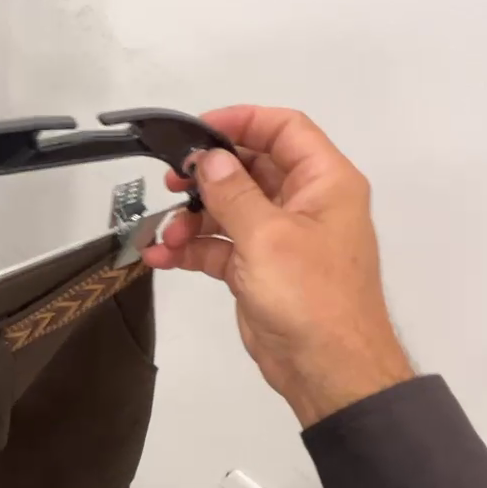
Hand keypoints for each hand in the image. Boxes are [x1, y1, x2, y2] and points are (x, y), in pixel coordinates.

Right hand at [143, 106, 413, 426]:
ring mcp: (277, 239)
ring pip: (227, 212)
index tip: (196, 131)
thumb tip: (208, 160)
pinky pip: (218, 248)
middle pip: (248, 170)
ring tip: (164, 237)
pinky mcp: (256, 271)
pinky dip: (191, 251)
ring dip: (191, 220)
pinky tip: (161, 258)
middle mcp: (302, 204)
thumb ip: (233, 193)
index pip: (284, 131)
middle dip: (206, 177)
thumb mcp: (268, 236)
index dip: (241, 122)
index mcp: (323, 182)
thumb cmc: (310, 296)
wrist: (325, 366)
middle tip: (170, 182)